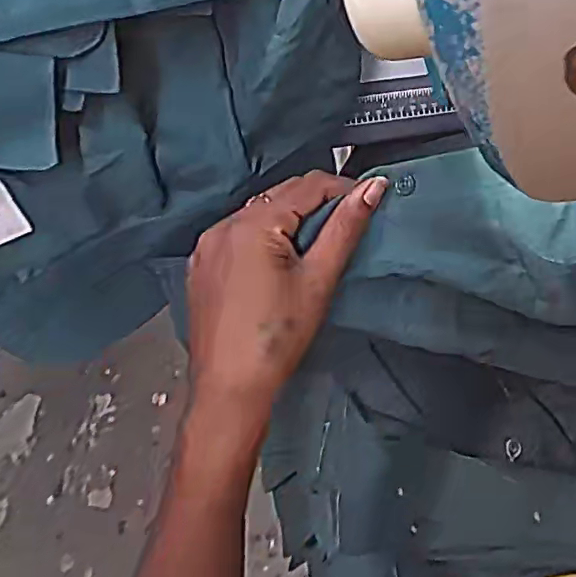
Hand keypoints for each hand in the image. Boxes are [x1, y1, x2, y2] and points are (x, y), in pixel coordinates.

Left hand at [184, 171, 387, 418]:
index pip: (308, 185)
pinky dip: (267, 233)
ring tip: (319, 242)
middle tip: (348, 222)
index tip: (368, 201)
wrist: (230, 390)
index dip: (344, 188)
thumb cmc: (279, 336)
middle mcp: (224, 225)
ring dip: (293, 216)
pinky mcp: (202, 264)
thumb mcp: (320, 277)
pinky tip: (283, 258)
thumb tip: (373, 186)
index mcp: (252, 224)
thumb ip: (346, 225)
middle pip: (282, 194)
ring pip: (261, 210)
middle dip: (319, 201)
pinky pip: (241, 231)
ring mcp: (208, 245)